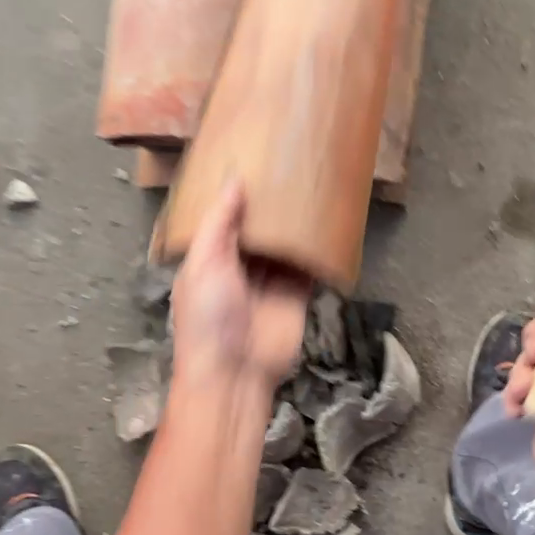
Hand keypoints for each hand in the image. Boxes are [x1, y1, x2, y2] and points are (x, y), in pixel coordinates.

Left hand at [170, 180, 310, 392]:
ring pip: (284, 244)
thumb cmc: (208, 319)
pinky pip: (309, 267)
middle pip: (257, 230)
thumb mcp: (204, 263)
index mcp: (209, 260)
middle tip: (287, 163)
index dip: (233, 196)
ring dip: (295, 223)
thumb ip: (219, 222)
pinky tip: (329, 221)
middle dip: (268, 205)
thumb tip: (235, 179)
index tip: (248, 160)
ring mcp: (269, 282)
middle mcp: (239, 268)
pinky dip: (318, 249)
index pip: (222, 221)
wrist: (236, 373)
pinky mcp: (296, 295)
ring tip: (310, 182)